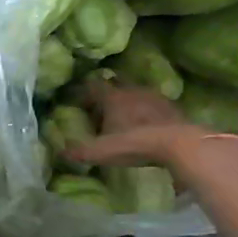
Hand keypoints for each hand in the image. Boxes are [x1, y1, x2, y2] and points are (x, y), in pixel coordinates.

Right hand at [63, 84, 203, 167]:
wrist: (177, 143)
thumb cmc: (132, 143)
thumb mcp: (100, 152)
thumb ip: (78, 152)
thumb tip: (60, 152)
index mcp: (112, 97)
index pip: (93, 85)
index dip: (84, 92)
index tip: (78, 101)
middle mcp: (132, 91)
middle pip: (116, 83)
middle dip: (108, 92)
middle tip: (101, 106)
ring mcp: (154, 97)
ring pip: (136, 92)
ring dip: (129, 100)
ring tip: (124, 116)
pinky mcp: (172, 107)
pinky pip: (154, 103)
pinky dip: (147, 110)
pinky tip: (146, 124)